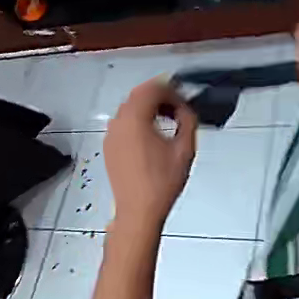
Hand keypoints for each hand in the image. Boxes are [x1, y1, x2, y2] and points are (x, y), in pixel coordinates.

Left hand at [104, 79, 198, 229]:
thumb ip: (188, 121)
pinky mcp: (110, 147)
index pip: (152, 88)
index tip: (184, 100)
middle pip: (138, 95)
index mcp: (135, 119)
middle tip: (177, 106)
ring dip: (149, 108)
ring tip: (168, 120)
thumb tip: (186, 111)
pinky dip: (138, 121)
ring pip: (129, 108)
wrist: (139, 210)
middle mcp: (119, 123)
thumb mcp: (185, 149)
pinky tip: (153, 135)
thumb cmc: (160, 184)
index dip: (172, 90)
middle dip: (160, 96)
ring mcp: (112, 135)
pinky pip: (123, 124)